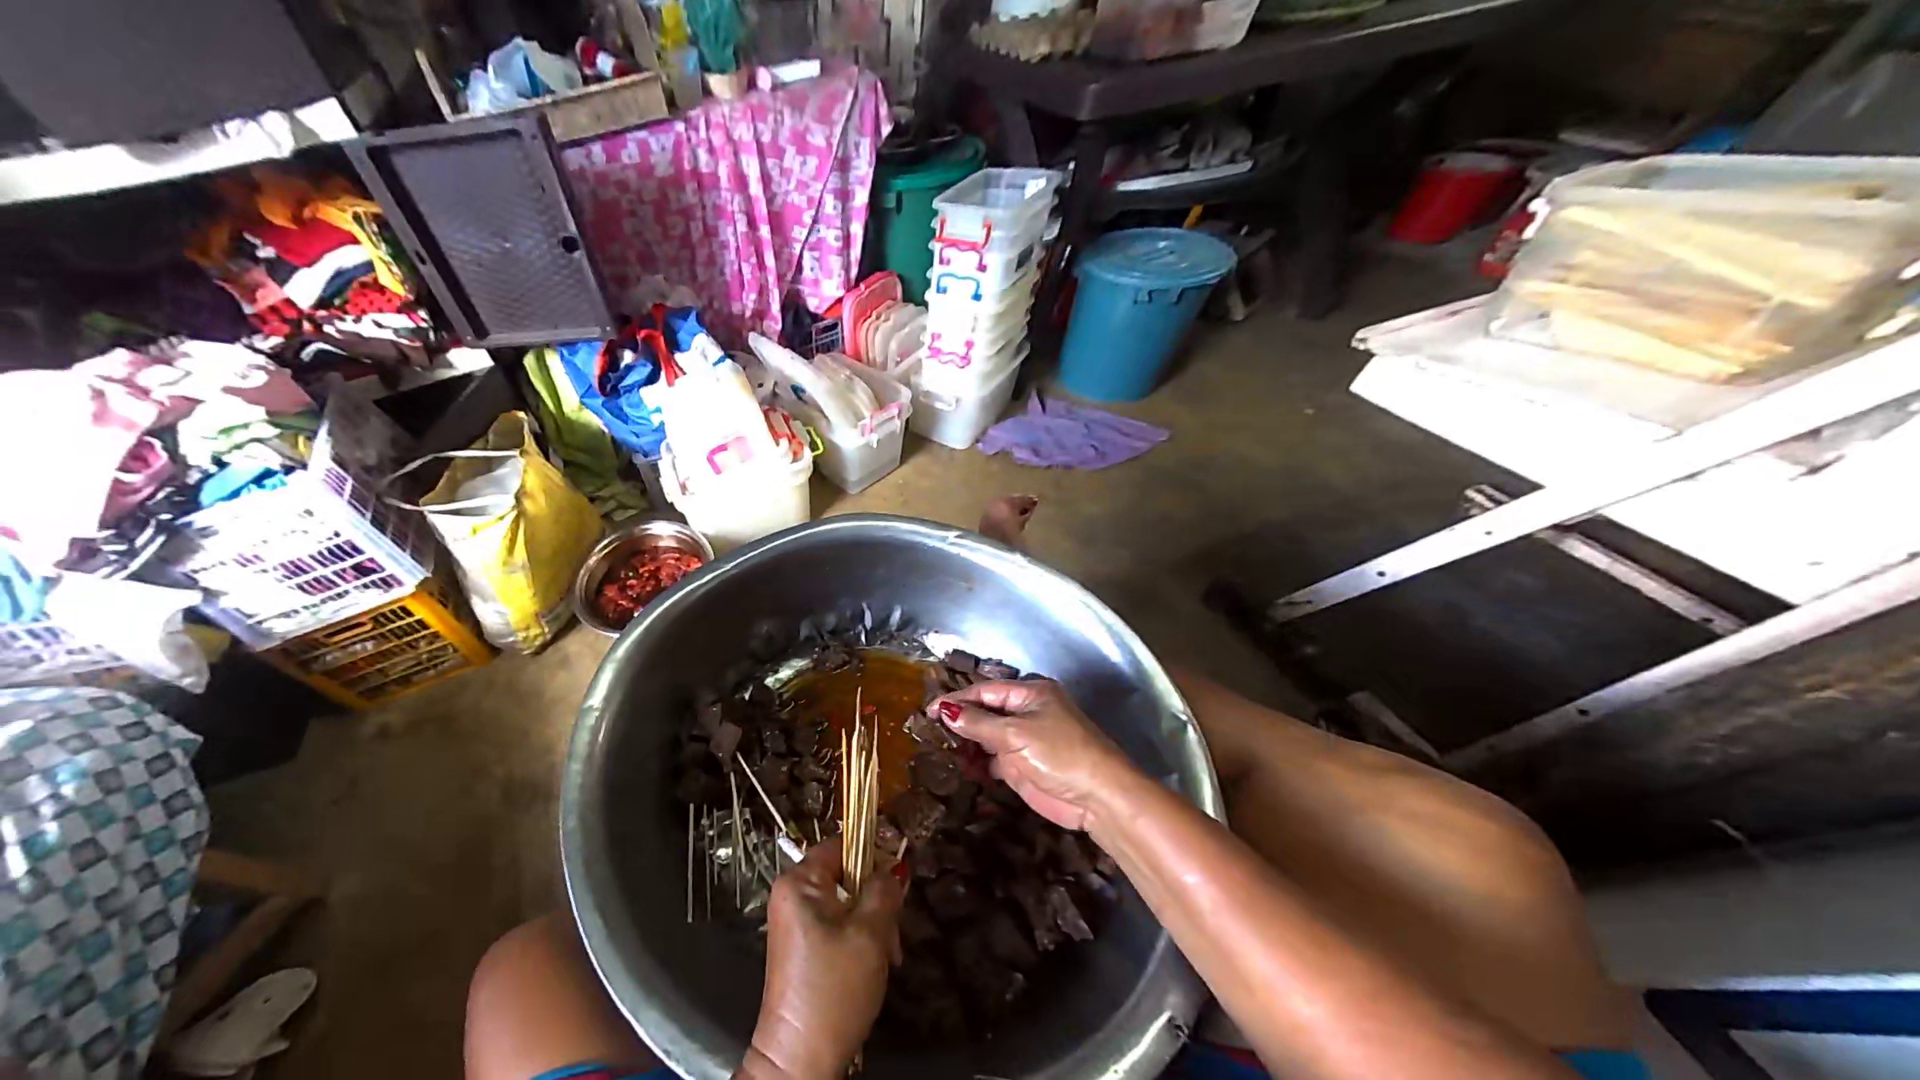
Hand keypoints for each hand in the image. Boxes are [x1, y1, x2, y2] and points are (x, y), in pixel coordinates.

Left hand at [738, 841, 904, 1079]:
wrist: (801, 1062)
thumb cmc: (834, 989)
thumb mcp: (870, 933)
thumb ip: (885, 890)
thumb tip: (896, 864)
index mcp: (799, 883)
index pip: (842, 843)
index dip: (874, 851)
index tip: (902, 870)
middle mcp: (792, 896)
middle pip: (847, 874)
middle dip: (878, 898)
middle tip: (895, 928)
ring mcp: (797, 923)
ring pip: (848, 902)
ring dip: (875, 922)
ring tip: (890, 954)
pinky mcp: (806, 948)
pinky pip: (840, 925)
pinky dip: (863, 938)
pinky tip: (878, 963)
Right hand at [931, 679, 1138, 830]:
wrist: (1097, 796)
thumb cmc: (1060, 754)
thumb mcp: (1016, 734)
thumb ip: (978, 723)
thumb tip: (946, 710)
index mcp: (1030, 693)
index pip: (985, 691)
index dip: (956, 700)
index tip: (928, 711)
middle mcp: (1026, 712)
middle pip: (984, 712)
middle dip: (959, 722)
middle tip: (929, 734)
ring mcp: (1024, 739)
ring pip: (986, 737)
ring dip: (966, 744)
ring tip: (939, 752)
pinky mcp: (1022, 765)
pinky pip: (992, 759)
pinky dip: (976, 763)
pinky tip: (959, 768)